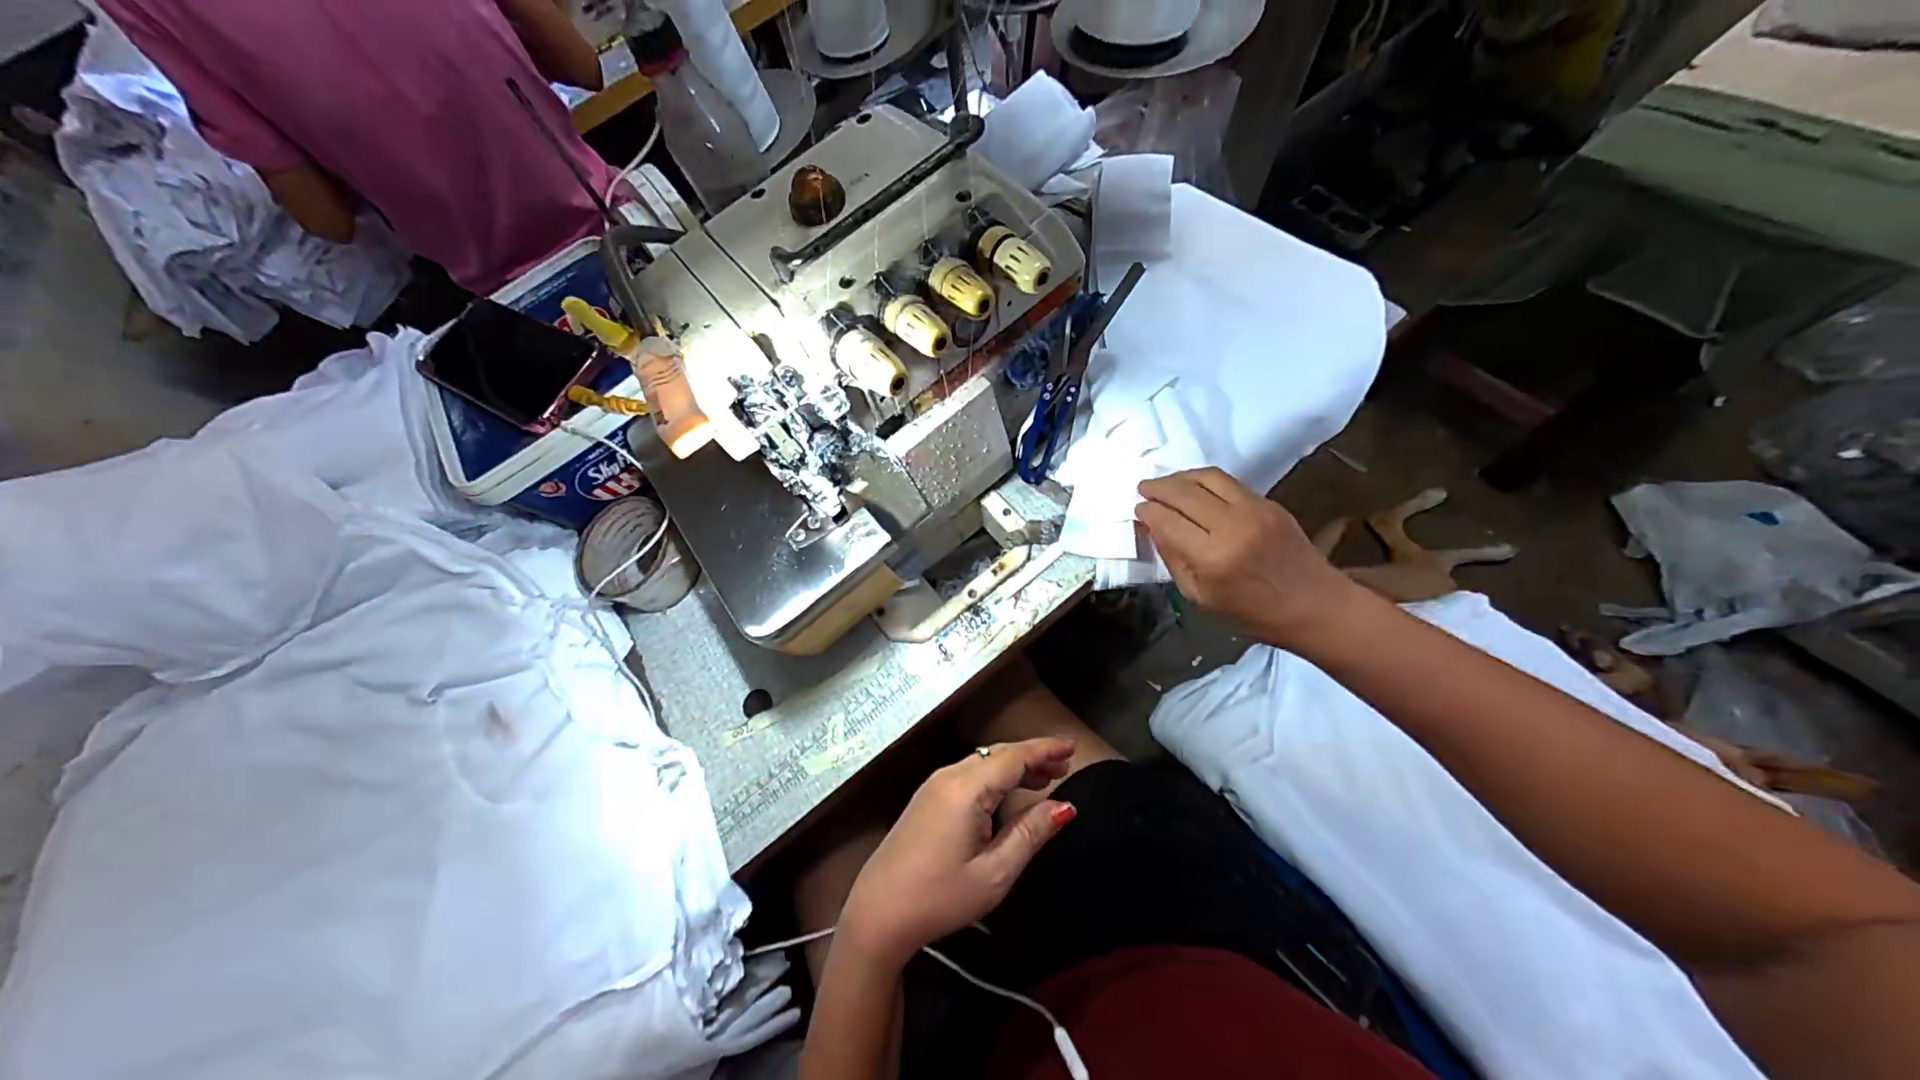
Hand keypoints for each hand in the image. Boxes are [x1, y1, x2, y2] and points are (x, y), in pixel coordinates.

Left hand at [838, 738, 1077, 967]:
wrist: (877, 913)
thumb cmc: (939, 898)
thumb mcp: (994, 873)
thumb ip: (1030, 833)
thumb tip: (1065, 806)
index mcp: (966, 789)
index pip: (1013, 756)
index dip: (1045, 749)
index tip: (1072, 746)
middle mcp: (948, 777)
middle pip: (997, 754)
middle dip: (1032, 755)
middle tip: (1065, 764)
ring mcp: (933, 786)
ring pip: (982, 763)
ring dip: (1014, 765)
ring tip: (1045, 777)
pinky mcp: (926, 799)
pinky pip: (968, 774)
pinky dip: (994, 776)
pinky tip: (1008, 792)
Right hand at [1136, 467, 1359, 645]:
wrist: (1314, 604)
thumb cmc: (1252, 612)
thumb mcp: (1200, 597)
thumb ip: (1174, 558)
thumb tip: (1154, 528)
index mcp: (1212, 558)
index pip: (1167, 521)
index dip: (1148, 512)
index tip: (1138, 509)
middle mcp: (1232, 526)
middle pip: (1184, 494)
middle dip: (1158, 488)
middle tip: (1143, 488)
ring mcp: (1254, 510)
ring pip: (1207, 478)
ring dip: (1181, 477)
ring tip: (1165, 483)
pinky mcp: (1269, 503)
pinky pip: (1229, 483)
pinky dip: (1204, 481)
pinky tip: (1193, 488)